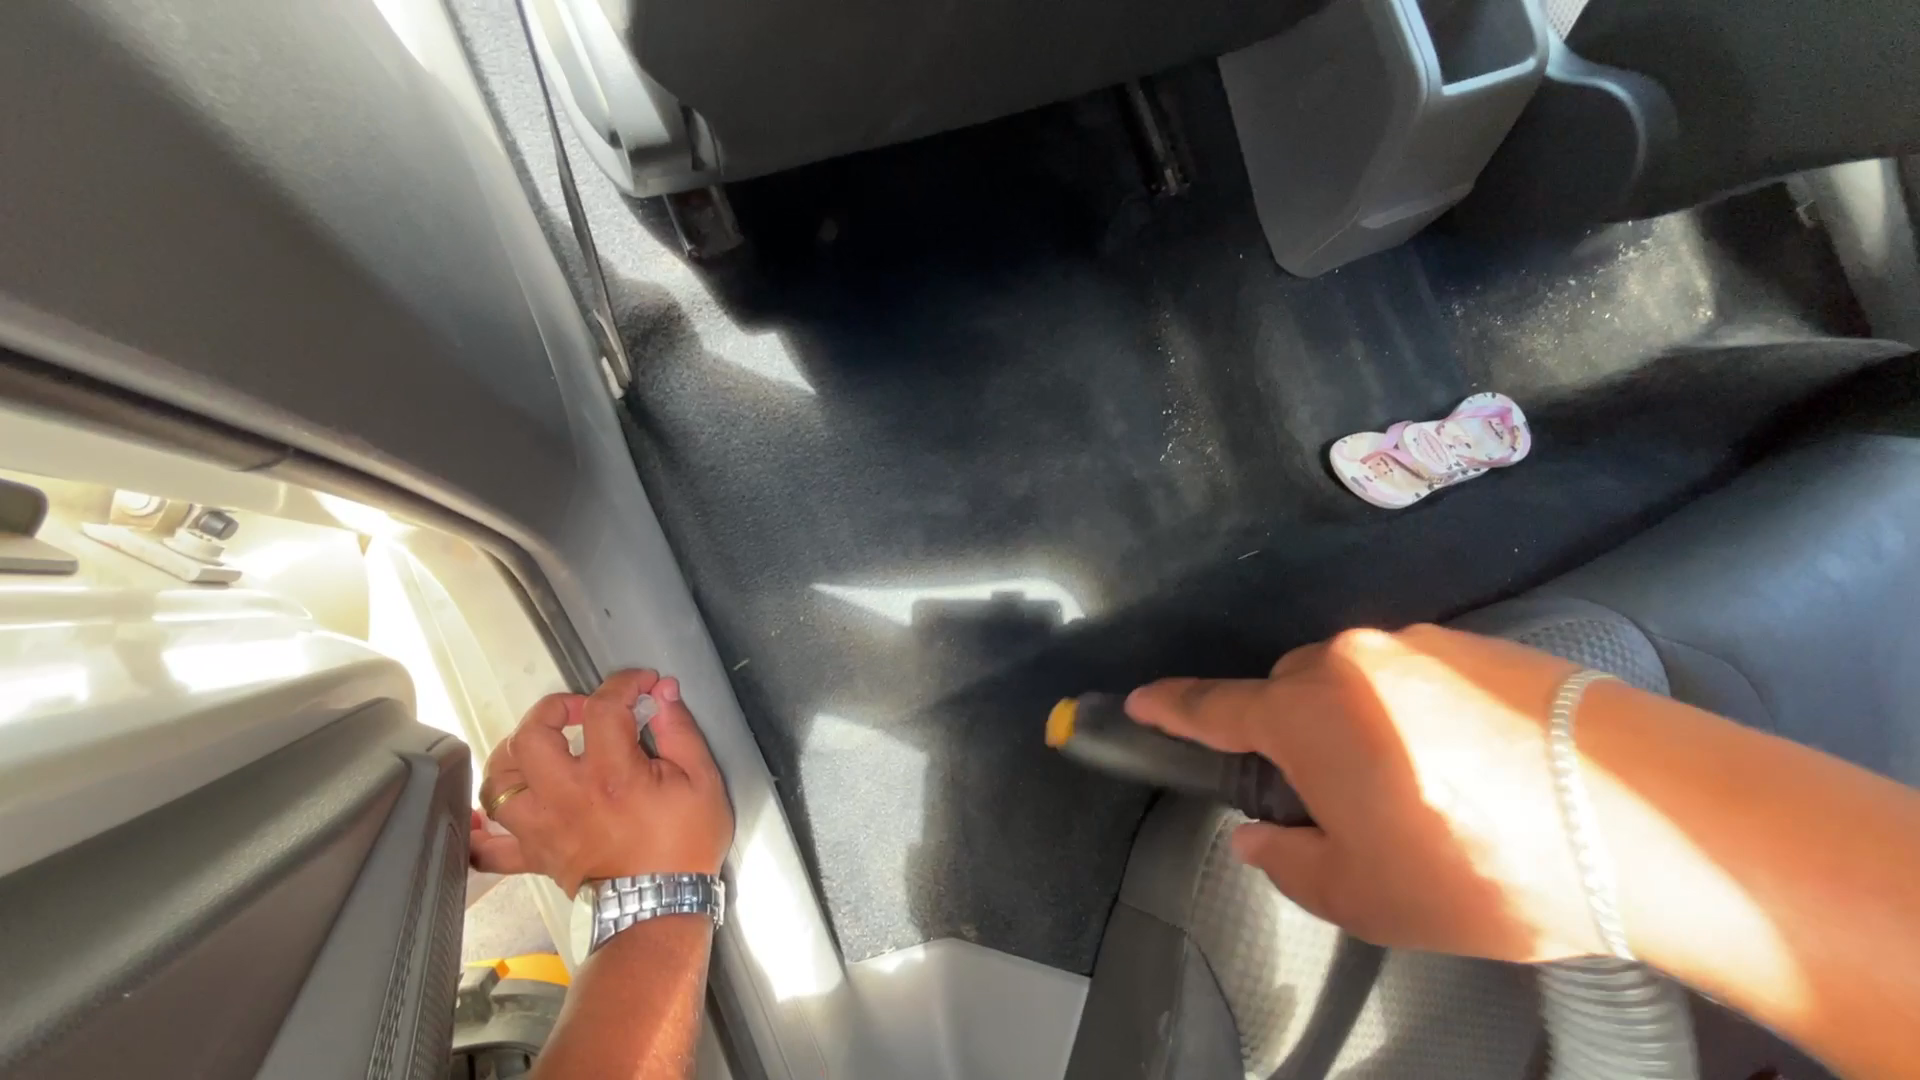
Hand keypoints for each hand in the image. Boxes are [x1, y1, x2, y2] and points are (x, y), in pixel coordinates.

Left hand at [471, 669, 732, 893]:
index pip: (603, 707)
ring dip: (516, 753)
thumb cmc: (685, 844)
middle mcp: (566, 797)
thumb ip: (680, 730)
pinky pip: (486, 846)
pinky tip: (493, 810)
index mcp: (611, 775)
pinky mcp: (532, 855)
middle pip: (530, 736)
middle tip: (584, 711)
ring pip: (498, 782)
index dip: (624, 683)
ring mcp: (542, 828)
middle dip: (555, 708)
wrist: (660, 909)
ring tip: (546, 746)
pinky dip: (482, 826)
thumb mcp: (702, 780)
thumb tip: (663, 692)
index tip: (643, 683)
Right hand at [1127, 625, 1609, 962]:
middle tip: (1341, 799)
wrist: (1641, 816)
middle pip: (1289, 691)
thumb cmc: (1479, 866)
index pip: (1213, 707)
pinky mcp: (1479, 642)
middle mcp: (1348, 662)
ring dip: (1361, 724)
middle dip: (1293, 734)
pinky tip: (1474, 762)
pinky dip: (1417, 711)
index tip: (1136, 701)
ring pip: (1354, 681)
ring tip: (1428, 787)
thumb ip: (1290, 864)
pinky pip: (1415, 674)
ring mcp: (1416, 644)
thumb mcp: (1368, 896)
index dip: (1169, 707)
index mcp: (1304, 717)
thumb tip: (1259, 837)